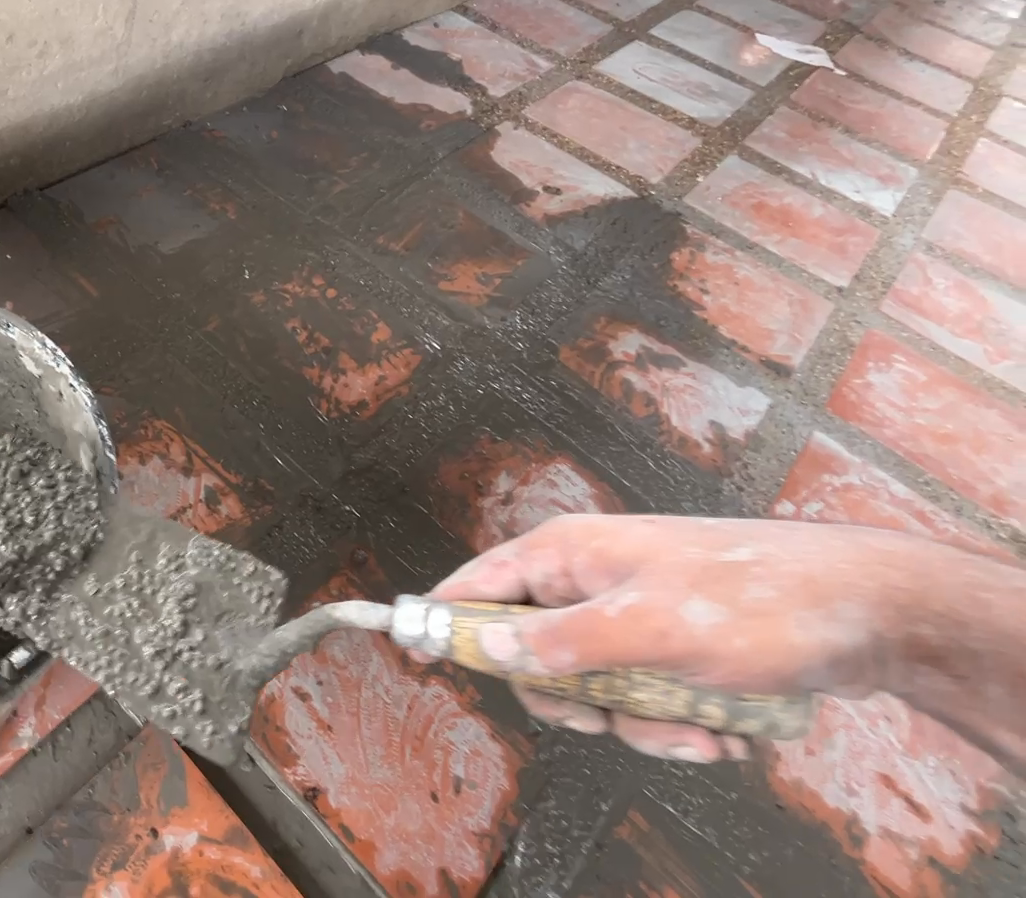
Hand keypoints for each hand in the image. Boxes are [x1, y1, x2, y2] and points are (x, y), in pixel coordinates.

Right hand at [426, 515, 965, 763]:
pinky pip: (634, 697)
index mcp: (562, 556)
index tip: (415, 654)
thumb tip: (491, 650)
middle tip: (601, 717)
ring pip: (585, 686)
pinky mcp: (659, 646)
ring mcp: (620, 614)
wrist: (872, 612)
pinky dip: (670, 724)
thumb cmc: (755, 601)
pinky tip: (720, 730)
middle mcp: (580, 582)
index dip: (442, 620)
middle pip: (526, 651)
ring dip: (635, 721)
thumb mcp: (651, 629)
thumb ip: (563, 642)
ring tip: (695, 730)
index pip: (474, 586)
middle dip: (568, 698)